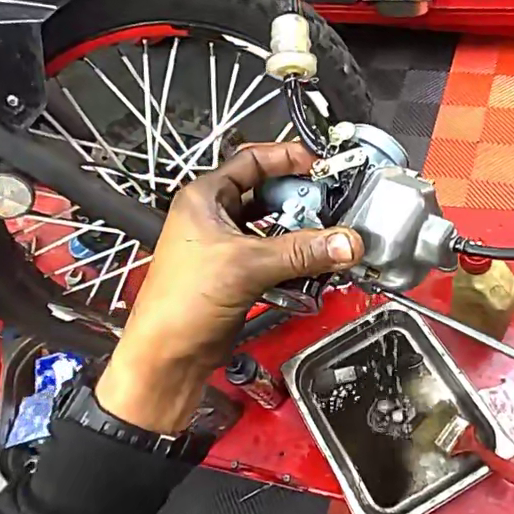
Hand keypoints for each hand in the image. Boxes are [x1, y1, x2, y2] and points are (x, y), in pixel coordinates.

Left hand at [94, 142, 361, 432]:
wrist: (170, 355)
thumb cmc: (179, 302)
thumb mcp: (247, 265)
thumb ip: (301, 252)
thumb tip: (343, 242)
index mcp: (205, 198)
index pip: (252, 160)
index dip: (287, 158)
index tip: (319, 165)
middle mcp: (215, 218)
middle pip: (269, 196)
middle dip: (301, 202)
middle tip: (329, 207)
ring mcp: (228, 247)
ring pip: (275, 230)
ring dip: (302, 236)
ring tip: (326, 239)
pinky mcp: (240, 274)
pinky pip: (276, 258)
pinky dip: (296, 262)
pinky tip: (313, 268)